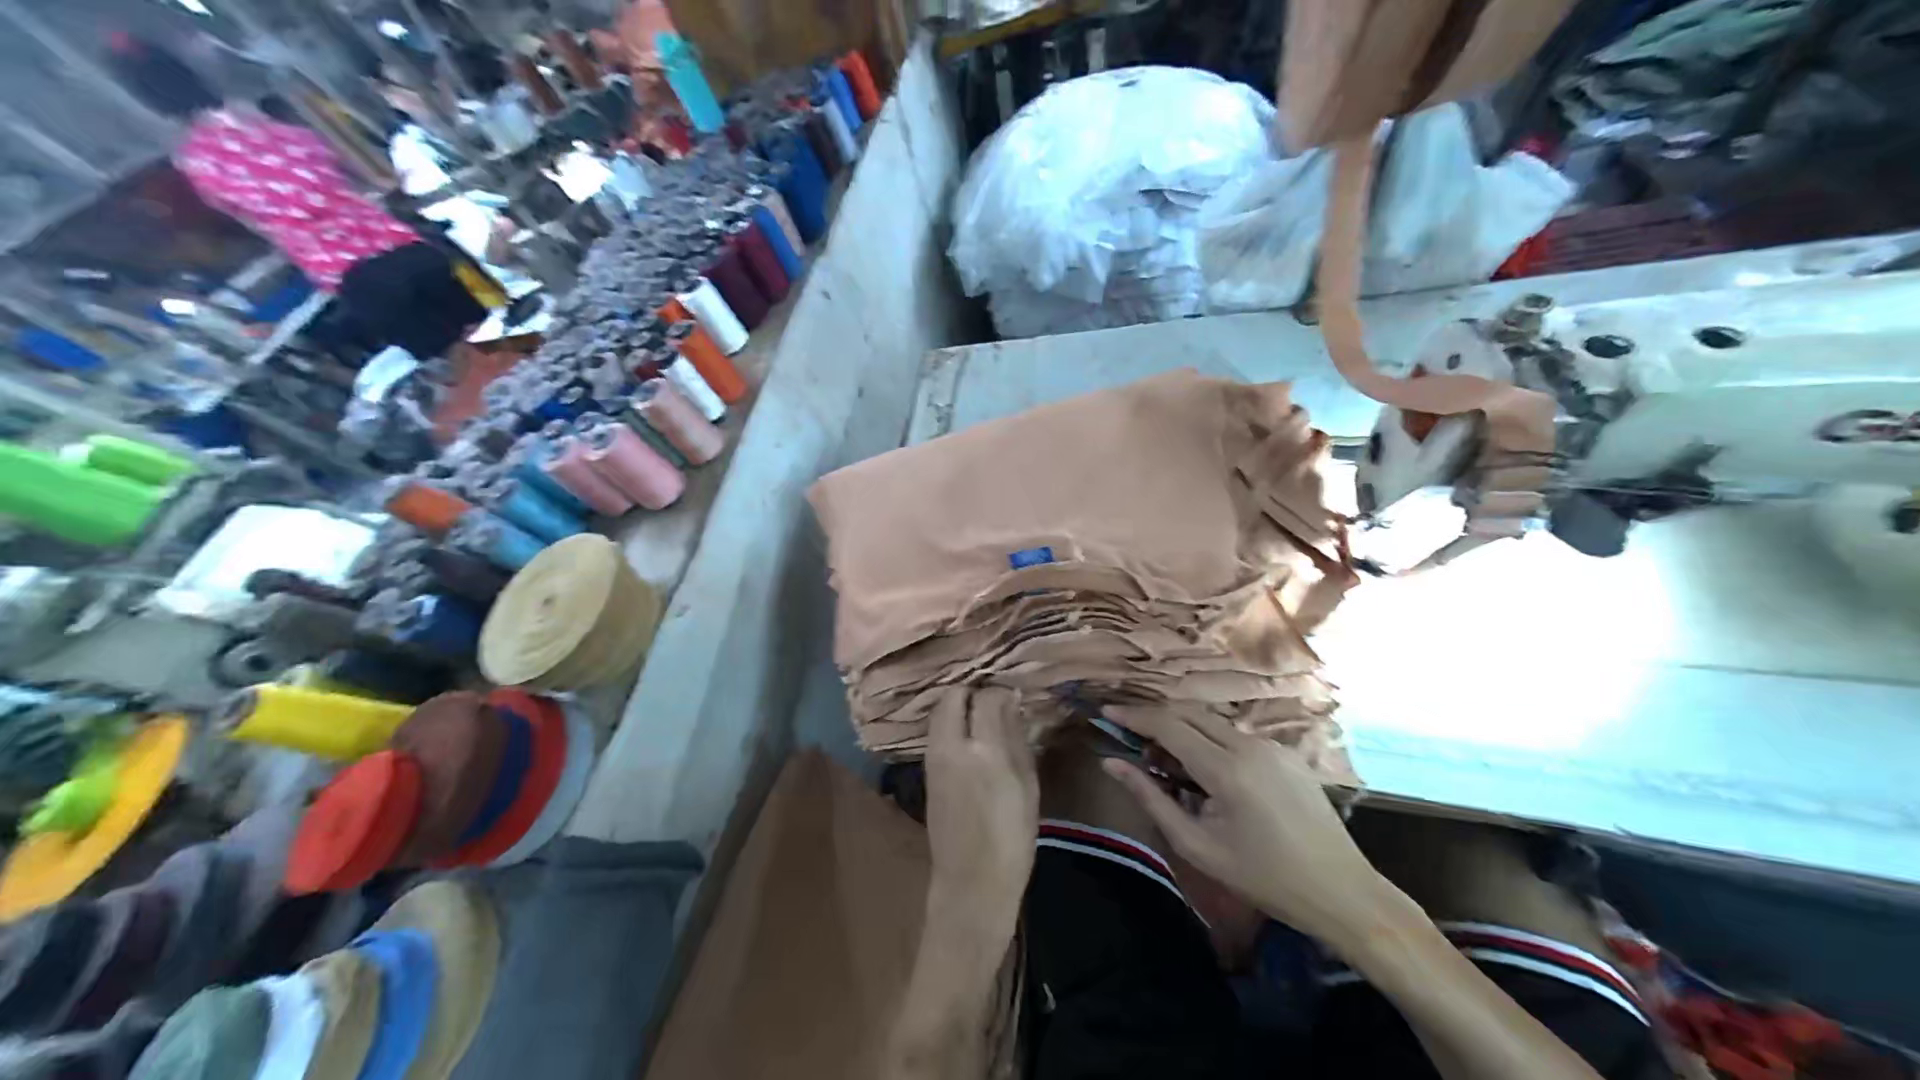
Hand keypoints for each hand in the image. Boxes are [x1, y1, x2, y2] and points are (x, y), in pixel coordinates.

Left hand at [925, 686, 1038, 925]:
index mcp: (982, 750)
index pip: (986, 697)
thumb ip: (1017, 738)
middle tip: (994, 700)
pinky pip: (936, 731)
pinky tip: (969, 733)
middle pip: (952, 695)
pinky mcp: (925, 771)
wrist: (971, 883)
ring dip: (958, 704)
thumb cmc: (1012, 838)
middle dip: (972, 690)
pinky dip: (951, 722)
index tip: (1014, 696)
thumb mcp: (1028, 786)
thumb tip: (1011, 702)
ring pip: (940, 711)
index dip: (1001, 691)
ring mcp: (932, 758)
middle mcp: (950, 746)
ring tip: (982, 714)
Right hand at [1101, 706, 1399, 951]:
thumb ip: (1151, 797)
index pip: (1168, 725)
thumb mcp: (1197, 845)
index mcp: (1226, 769)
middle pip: (1189, 713)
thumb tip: (1112, 764)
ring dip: (1182, 730)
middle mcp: (1250, 745)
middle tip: (1129, 734)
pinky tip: (1205, 772)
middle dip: (1154, 717)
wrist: (1341, 891)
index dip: (1134, 716)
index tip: (1106, 713)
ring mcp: (1272, 747)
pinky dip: (1209, 741)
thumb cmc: (1262, 877)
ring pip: (1213, 723)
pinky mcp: (1287, 754)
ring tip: (1165, 761)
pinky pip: (1236, 736)